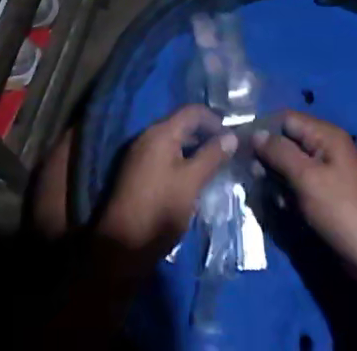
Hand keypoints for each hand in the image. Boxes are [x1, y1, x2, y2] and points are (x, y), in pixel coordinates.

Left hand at [97, 104, 235, 261]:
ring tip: (216, 166)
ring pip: (173, 142)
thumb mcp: (191, 182)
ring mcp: (140, 154)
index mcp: (160, 133)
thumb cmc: (160, 209)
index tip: (233, 137)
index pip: (192, 111)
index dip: (214, 120)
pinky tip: (194, 178)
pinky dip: (182, 161)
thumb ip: (211, 156)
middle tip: (228, 153)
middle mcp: (147, 136)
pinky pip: (164, 156)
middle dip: (206, 135)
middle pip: (182, 125)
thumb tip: (232, 136)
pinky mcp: (137, 172)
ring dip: (195, 150)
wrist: (122, 244)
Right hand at [252, 110, 356, 277]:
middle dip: (267, 157)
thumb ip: (279, 152)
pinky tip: (281, 208)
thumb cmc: (343, 212)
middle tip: (250, 175)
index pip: (285, 118)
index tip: (239, 146)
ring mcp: (327, 174)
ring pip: (290, 166)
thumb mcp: (307, 178)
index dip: (262, 128)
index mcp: (326, 135)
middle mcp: (327, 149)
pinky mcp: (326, 197)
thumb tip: (255, 133)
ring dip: (275, 179)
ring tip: (265, 194)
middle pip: (287, 142)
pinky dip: (287, 194)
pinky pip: (298, 186)